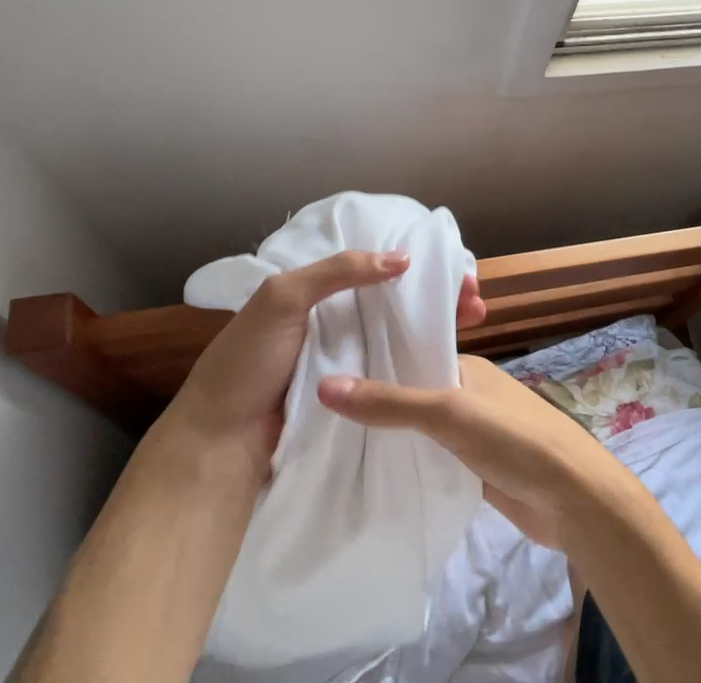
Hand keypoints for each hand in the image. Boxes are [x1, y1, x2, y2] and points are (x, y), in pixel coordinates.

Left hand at [165, 253, 487, 458]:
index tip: (453, 266)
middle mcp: (335, 320)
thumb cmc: (248, 362)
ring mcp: (347, 358)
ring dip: (439, 322)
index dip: (414, 261)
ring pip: (401, 332)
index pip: (374, 265)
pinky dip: (422, 358)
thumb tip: (403, 259)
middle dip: (438, 293)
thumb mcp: (283, 299)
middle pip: (397, 298)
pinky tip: (454, 353)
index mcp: (314, 290)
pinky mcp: (355, 392)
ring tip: (476, 317)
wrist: (223, 443)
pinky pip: (393, 368)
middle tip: (476, 296)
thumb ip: (339, 272)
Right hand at [318, 355, 629, 547]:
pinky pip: (432, 460)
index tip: (320, 369)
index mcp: (467, 367)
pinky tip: (370, 471)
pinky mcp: (474, 469)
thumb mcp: (449, 413)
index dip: (370, 361)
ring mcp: (472, 434)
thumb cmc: (515, 439)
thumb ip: (391, 402)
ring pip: (420, 430)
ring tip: (329, 439)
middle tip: (312, 410)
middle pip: (412, 394)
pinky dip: (408, 463)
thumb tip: (324, 385)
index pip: (409, 355)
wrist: (572, 497)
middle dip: (374, 402)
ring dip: (388, 435)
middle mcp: (468, 394)